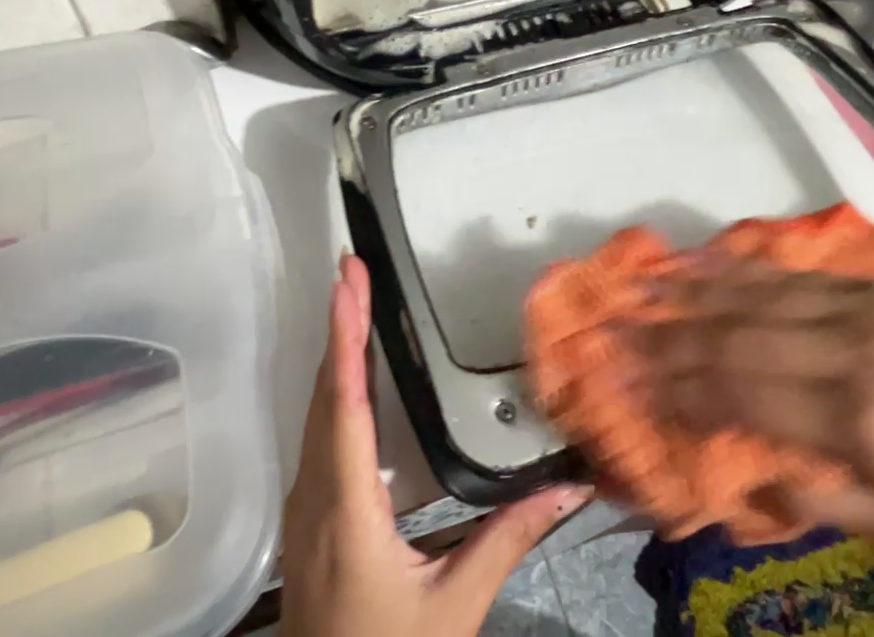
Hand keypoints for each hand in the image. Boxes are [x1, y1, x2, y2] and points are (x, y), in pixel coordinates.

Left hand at [281, 254, 590, 636]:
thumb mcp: (454, 606)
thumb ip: (507, 541)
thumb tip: (568, 488)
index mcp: (346, 507)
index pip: (345, 406)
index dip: (346, 339)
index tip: (346, 284)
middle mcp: (315, 492)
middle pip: (324, 394)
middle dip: (338, 325)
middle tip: (351, 270)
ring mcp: (305, 502)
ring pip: (316, 411)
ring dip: (334, 352)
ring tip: (351, 302)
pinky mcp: (309, 512)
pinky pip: (320, 434)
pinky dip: (334, 389)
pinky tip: (353, 375)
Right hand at [635, 261, 873, 538]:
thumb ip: (821, 499)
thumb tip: (747, 474)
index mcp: (858, 420)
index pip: (739, 395)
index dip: (674, 387)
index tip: (624, 381)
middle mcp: (849, 352)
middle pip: (734, 338)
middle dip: (664, 338)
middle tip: (609, 333)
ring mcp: (863, 308)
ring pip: (756, 296)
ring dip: (689, 293)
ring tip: (636, 289)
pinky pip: (792, 273)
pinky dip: (739, 269)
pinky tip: (706, 263)